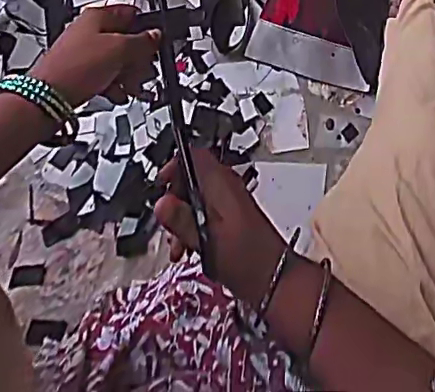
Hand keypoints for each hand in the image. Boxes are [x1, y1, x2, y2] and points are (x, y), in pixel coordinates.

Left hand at [28, 5, 156, 105]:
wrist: (47, 99)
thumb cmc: (74, 67)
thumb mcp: (120, 50)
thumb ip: (142, 42)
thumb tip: (155, 36)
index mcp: (96, 16)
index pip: (130, 13)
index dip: (146, 27)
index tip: (155, 42)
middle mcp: (88, 31)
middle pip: (123, 39)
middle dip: (137, 56)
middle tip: (145, 68)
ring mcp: (82, 53)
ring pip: (114, 59)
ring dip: (127, 73)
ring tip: (134, 85)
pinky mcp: (78, 73)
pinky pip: (103, 75)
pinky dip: (114, 84)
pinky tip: (119, 93)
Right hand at [156, 144, 289, 300]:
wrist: (274, 279)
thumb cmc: (246, 258)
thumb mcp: (206, 240)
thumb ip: (182, 220)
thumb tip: (161, 203)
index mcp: (220, 183)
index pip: (193, 155)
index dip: (173, 166)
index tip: (161, 186)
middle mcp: (225, 186)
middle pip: (191, 177)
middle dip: (174, 199)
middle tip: (169, 224)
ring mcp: (229, 201)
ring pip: (196, 197)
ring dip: (183, 218)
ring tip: (178, 245)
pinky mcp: (231, 216)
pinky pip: (206, 210)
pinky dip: (194, 225)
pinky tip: (190, 248)